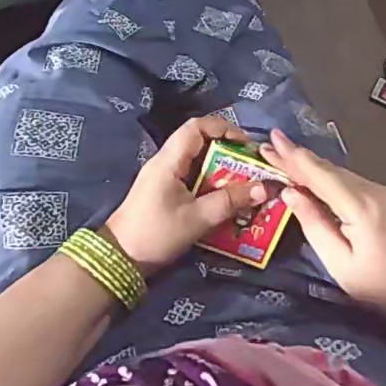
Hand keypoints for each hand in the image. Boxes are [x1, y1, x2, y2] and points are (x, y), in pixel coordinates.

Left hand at [104, 116, 269, 274]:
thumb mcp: (198, 218)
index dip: (223, 128)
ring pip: (197, 162)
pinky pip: (192, 178)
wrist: (121, 258)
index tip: (246, 144)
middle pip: (199, 143)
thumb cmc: (157, 233)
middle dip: (228, 152)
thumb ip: (230, 201)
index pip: (196, 127)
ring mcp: (163, 177)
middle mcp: (165, 162)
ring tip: (245, 183)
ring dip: (221, 170)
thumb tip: (265, 187)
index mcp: (169, 160)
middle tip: (252, 167)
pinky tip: (227, 199)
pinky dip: (211, 183)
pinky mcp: (164, 192)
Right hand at [261, 129, 385, 322]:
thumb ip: (312, 224)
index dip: (292, 158)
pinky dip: (321, 174)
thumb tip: (289, 193)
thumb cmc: (378, 284)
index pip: (319, 175)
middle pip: (326, 169)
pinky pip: (344, 179)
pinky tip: (306, 171)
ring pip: (335, 171)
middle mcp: (370, 190)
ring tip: (280, 154)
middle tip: (267, 145)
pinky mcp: (379, 196)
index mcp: (359, 207)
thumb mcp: (338, 262)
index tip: (269, 141)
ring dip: (307, 163)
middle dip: (295, 156)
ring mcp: (377, 191)